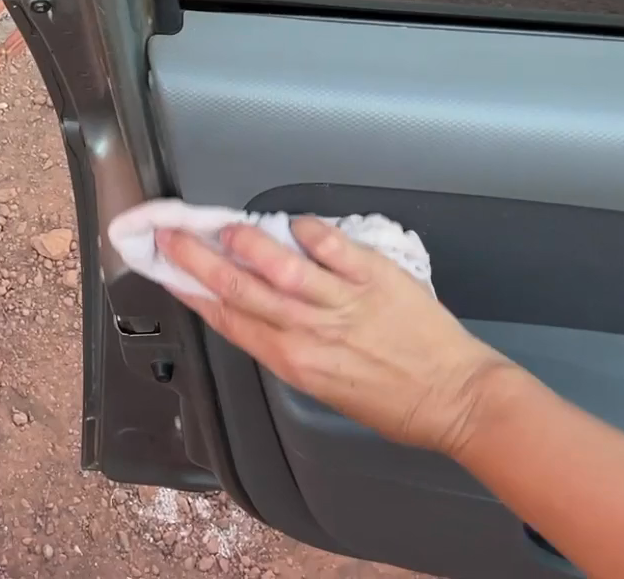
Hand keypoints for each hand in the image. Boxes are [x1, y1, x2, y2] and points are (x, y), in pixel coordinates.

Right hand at [158, 216, 517, 455]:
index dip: (188, 287)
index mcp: (293, 360)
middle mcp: (308, 331)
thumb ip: (280, 342)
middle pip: (237, 286)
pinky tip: (294, 223)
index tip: (164, 265)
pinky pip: (331, 245)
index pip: (225, 316)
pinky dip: (307, 229)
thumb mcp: (320, 384)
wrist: (458, 400)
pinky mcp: (374, 278)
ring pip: (278, 264)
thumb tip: (243, 302)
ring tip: (224, 225)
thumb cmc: (390, 398)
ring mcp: (341, 302)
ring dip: (245, 241)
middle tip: (169, 232)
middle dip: (196, 256)